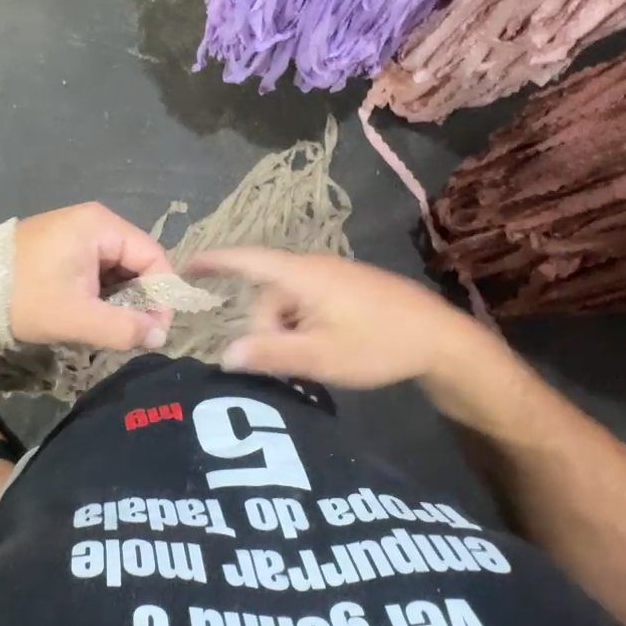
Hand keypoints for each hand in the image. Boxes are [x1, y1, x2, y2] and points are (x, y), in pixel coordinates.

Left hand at [11, 203, 174, 351]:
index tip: (157, 332)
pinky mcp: (62, 247)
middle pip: (136, 261)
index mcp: (101, 225)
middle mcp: (93, 221)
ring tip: (112, 329)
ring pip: (117, 268)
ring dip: (120, 300)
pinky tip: (92, 316)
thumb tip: (159, 337)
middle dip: (140, 299)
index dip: (162, 295)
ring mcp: (76, 232)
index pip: (153, 257)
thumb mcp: (78, 317)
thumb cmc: (26, 298)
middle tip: (134, 334)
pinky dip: (101, 294)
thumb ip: (123, 328)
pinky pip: (97, 269)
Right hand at [187, 249, 528, 420]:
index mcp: (301, 275)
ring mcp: (333, 276)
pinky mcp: (348, 288)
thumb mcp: (320, 357)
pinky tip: (329, 349)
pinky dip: (305, 327)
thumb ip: (269, 355)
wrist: (442, 339)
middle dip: (266, 329)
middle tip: (290, 365)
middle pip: (267, 295)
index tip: (183, 265)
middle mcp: (313, 267)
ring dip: (289, 332)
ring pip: (288, 303)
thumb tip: (223, 355)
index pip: (246, 261)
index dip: (213, 261)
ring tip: (315, 361)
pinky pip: (308, 303)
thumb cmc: (378, 344)